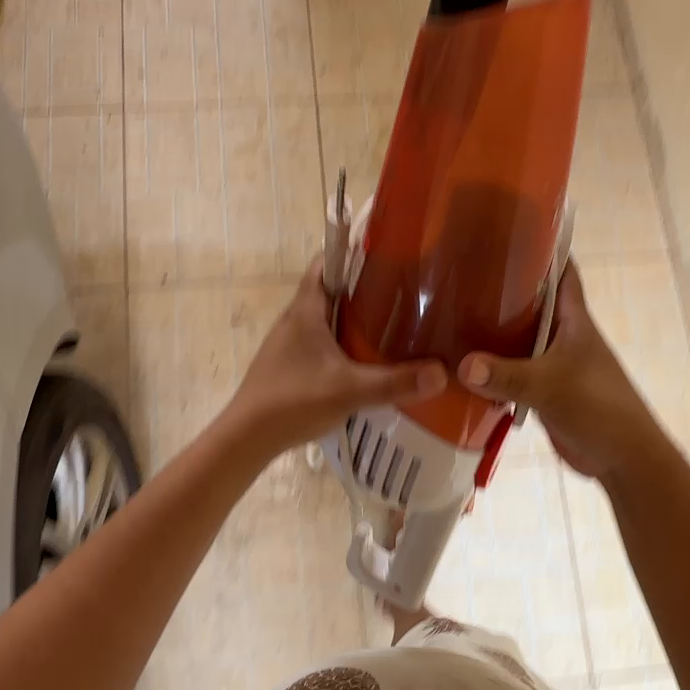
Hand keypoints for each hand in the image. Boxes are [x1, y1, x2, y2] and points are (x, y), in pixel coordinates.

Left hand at [222, 261, 447, 456]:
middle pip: (329, 291)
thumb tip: (442, 374)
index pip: (325, 263)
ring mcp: (287, 344)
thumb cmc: (294, 401)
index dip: (352, 252)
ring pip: (324, 320)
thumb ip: (395, 382)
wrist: (247, 437)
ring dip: (352, 319)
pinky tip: (362, 362)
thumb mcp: (350, 390)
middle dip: (362, 288)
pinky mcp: (288, 366)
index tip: (386, 253)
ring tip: (390, 325)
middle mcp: (294, 320)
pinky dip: (341, 345)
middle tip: (401, 293)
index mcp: (305, 310)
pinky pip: (319, 344)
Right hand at [457, 264, 669, 480]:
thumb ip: (507, 376)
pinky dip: (491, 366)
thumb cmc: (599, 408)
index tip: (503, 231)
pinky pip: (512, 370)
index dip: (539, 248)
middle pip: (531, 303)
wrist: (622, 458)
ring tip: (448, 313)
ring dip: (492, 329)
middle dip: (501, 288)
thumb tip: (461, 365)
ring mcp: (552, 364)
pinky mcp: (542, 391)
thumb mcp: (551, 387)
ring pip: (518, 338)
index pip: (560, 272)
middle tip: (457, 273)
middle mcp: (563, 336)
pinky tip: (461, 364)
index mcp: (574, 320)